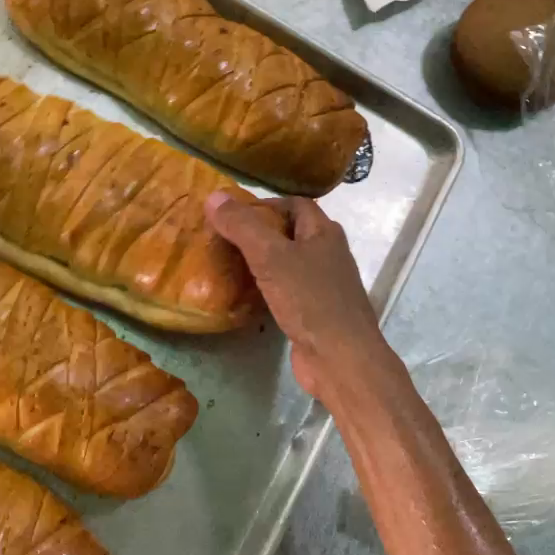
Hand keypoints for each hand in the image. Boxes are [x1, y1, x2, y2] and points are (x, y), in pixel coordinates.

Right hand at [205, 191, 392, 404]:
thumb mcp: (271, 257)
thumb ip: (243, 226)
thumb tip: (214, 195)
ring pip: (289, 264)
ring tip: (228, 264)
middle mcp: (328, 254)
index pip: (295, 204)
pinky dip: (267, 289)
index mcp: (324, 233)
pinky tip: (246, 296)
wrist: (340, 358)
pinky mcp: (315, 313)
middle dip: (260, 233)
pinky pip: (287, 291)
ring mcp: (324, 286)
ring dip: (262, 262)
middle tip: (225, 238)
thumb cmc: (310, 300)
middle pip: (291, 233)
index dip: (265, 204)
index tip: (233, 213)